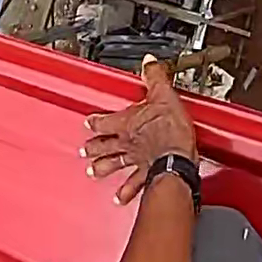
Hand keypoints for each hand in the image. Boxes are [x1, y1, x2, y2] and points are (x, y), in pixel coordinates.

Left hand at [82, 58, 197, 203]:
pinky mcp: (146, 174)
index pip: (104, 121)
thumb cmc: (170, 128)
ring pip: (114, 164)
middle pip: (104, 144)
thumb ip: (154, 76)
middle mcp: (128, 142)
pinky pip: (132, 184)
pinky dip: (124, 193)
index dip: (95, 121)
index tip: (88, 121)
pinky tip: (118, 199)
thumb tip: (148, 62)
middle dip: (93, 146)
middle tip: (84, 149)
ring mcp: (135, 160)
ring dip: (102, 168)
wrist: (177, 157)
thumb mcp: (163, 94)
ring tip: (92, 172)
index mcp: (128, 122)